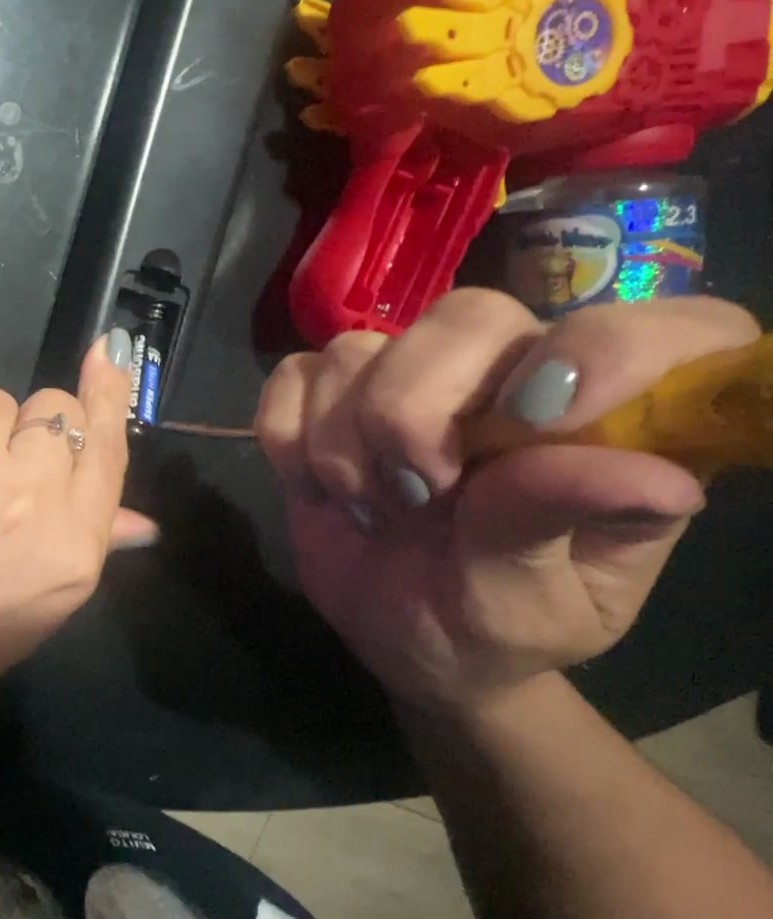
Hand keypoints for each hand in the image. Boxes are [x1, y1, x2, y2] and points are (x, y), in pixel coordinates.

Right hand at [255, 291, 759, 710]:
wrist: (400, 638)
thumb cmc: (497, 629)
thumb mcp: (543, 600)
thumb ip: (560, 523)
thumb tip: (650, 477)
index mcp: (613, 425)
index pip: (669, 330)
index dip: (604, 349)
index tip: (534, 419)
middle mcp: (514, 380)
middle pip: (468, 318)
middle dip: (412, 407)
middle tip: (414, 491)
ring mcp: (412, 382)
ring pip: (358, 349)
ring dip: (342, 441)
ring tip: (370, 509)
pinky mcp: (330, 395)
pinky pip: (292, 375)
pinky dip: (286, 435)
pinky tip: (315, 488)